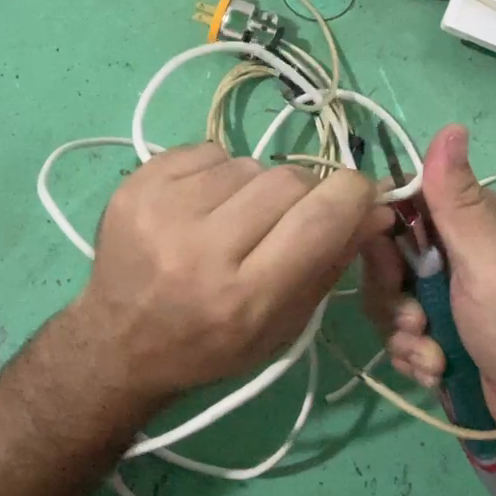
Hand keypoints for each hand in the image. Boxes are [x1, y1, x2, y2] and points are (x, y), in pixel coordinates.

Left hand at [72, 142, 391, 403]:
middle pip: (288, 182)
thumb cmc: (211, 345)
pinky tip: (204, 205)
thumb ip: (332, 263)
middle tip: (287, 219)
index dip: (353, 194)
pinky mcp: (136, 185)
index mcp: (243, 298)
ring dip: (256, 186)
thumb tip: (377, 207)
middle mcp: (200, 251)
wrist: (118, 342)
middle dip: (304, 193)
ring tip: (235, 219)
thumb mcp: (282, 324)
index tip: (359, 194)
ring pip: (249, 163)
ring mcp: (161, 212)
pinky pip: (209, 151)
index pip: (319, 219)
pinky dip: (219, 172)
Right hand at [362, 125, 495, 431]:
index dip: (379, 231)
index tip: (389, 261)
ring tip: (434, 356)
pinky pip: (397, 337)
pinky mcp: (434, 336)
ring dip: (402, 334)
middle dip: (391, 296)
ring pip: (384, 302)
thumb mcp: (492, 258)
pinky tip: (437, 370)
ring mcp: (441, 297)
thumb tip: (450, 125)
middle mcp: (449, 252)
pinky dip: (412, 357)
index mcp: (465, 221)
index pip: (398, 204)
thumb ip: (457, 199)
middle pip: (382, 258)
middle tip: (419, 321)